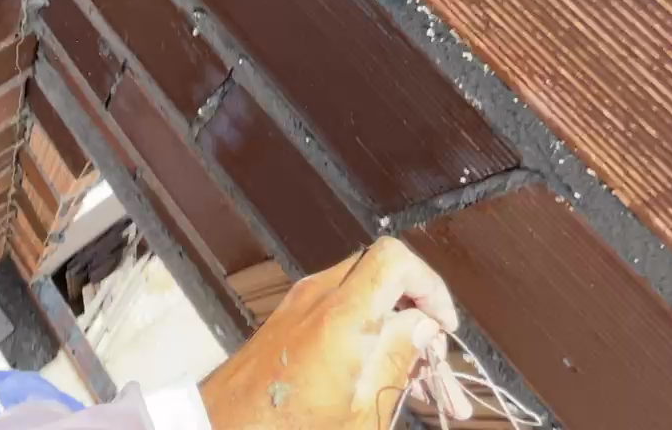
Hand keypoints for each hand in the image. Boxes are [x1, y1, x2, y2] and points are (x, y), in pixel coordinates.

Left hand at [198, 238, 464, 427]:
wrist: (226, 426)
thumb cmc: (290, 428)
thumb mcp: (361, 412)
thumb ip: (396, 359)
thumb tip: (425, 324)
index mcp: (341, 314)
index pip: (393, 257)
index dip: (429, 286)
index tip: (445, 328)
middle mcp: (319, 294)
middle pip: (383, 273)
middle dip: (419, 314)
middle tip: (439, 371)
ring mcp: (302, 301)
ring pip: (366, 292)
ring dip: (397, 328)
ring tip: (423, 389)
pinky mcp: (293, 314)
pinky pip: (342, 306)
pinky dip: (369, 330)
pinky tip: (385, 375)